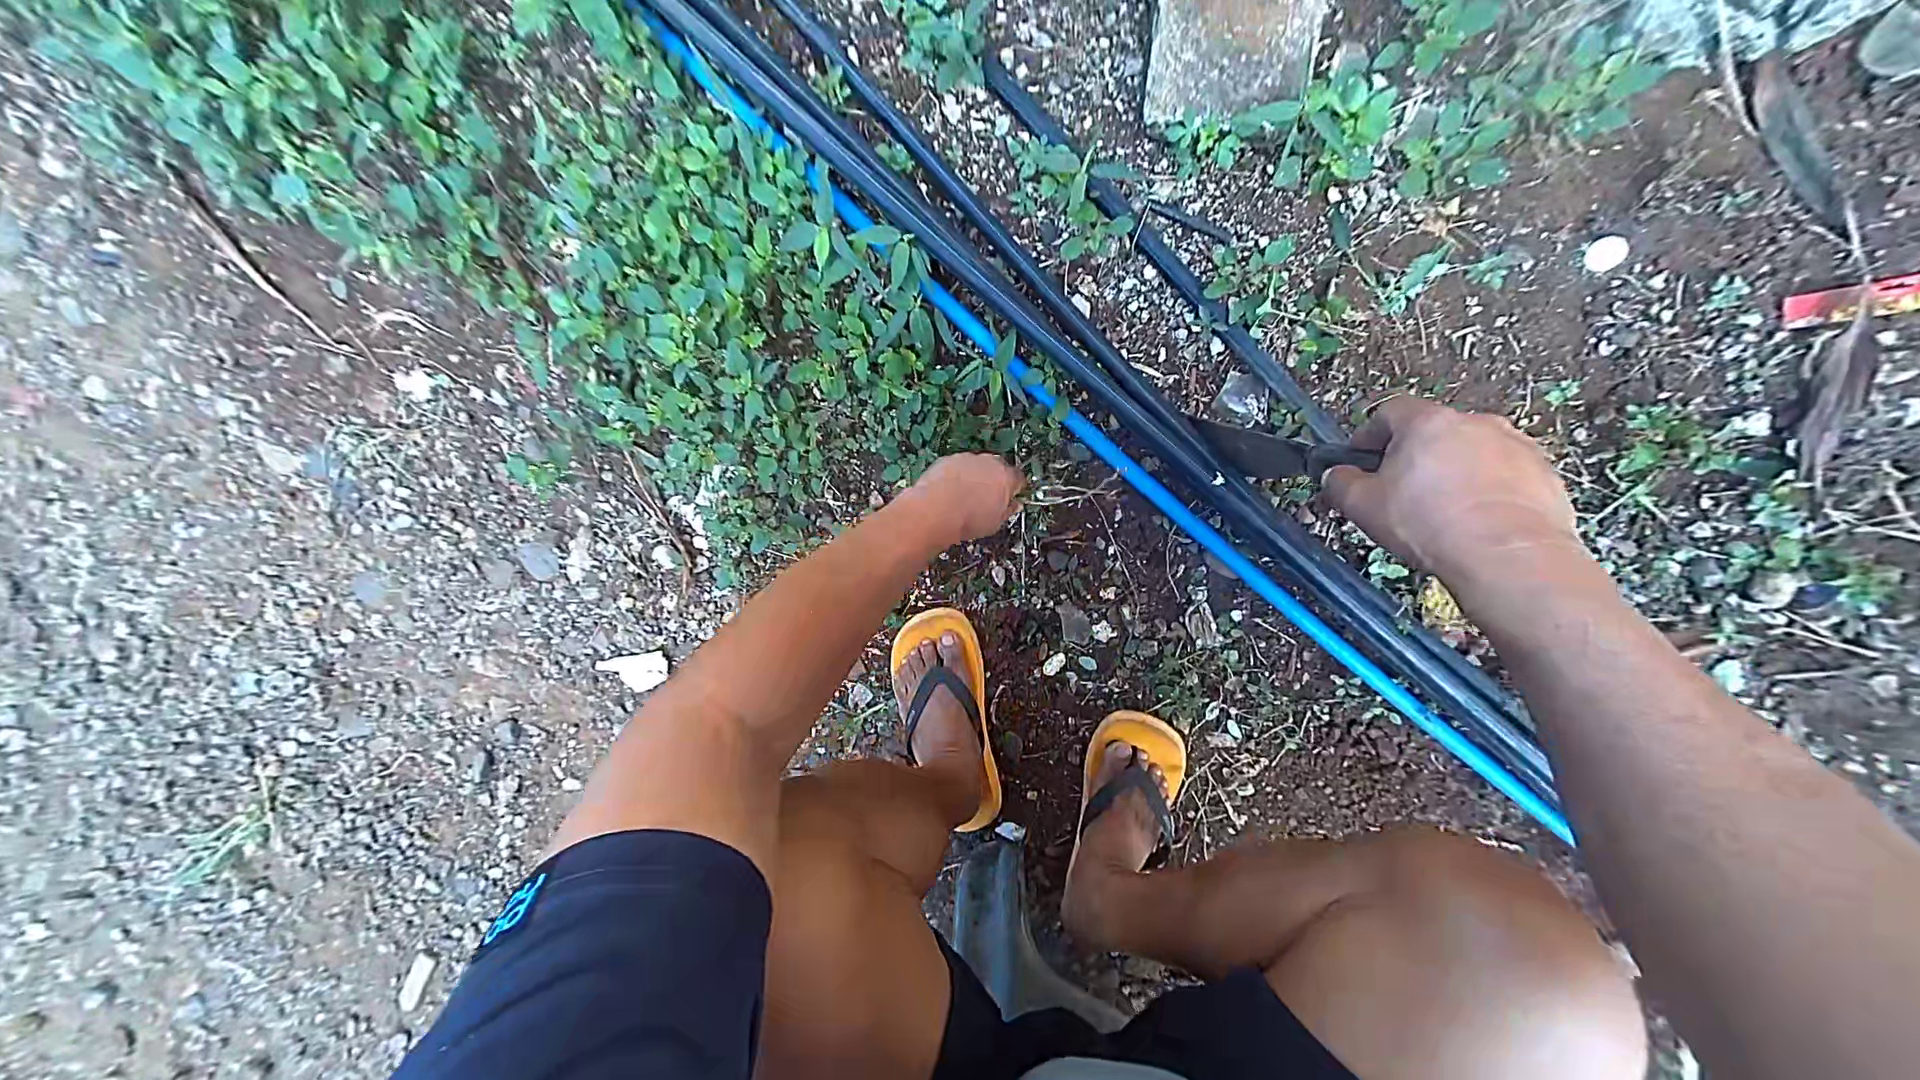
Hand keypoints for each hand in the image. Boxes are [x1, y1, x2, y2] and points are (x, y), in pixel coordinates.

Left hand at [901, 453, 1024, 542]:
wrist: (936, 511)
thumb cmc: (965, 518)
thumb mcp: (996, 523)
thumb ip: (1008, 511)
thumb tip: (1012, 507)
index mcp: (1006, 477)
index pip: (1018, 479)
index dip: (1014, 490)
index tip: (1010, 498)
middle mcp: (989, 463)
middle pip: (998, 468)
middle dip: (995, 481)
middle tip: (987, 499)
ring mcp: (968, 459)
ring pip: (977, 465)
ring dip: (975, 477)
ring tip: (966, 498)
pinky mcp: (949, 459)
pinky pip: (958, 466)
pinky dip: (956, 475)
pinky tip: (951, 492)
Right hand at [1323, 397, 1583, 583]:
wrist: (1506, 555)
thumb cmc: (1430, 524)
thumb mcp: (1362, 505)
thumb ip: (1340, 483)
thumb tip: (1336, 476)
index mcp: (1427, 423)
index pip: (1389, 412)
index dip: (1369, 434)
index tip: (1360, 457)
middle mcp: (1474, 423)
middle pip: (1432, 432)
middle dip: (1412, 456)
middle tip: (1397, 490)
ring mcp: (1515, 446)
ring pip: (1470, 452)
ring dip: (1451, 473)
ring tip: (1438, 511)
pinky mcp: (1542, 473)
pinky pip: (1503, 475)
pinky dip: (1485, 491)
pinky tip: (1471, 521)